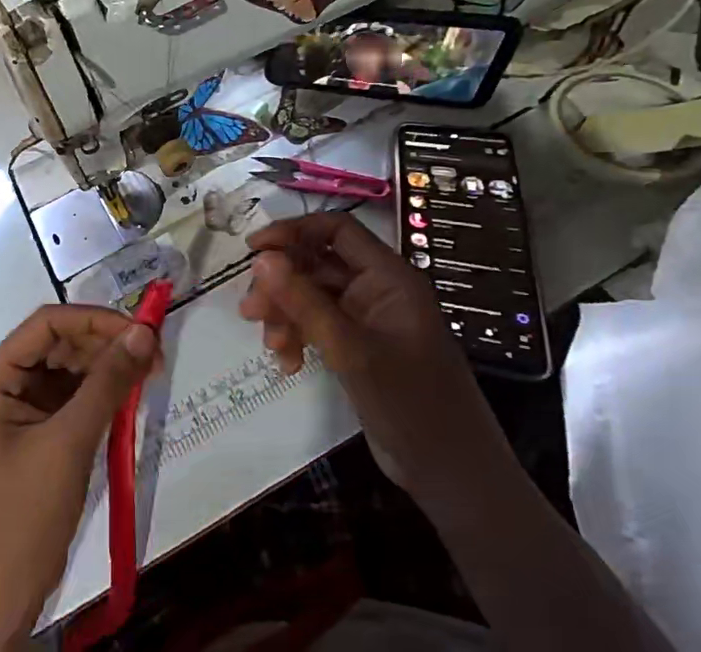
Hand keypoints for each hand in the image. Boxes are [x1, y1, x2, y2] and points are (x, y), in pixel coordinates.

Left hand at [0, 306, 159, 649]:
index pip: (47, 323)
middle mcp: (3, 384)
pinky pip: (72, 398)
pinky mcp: (36, 434)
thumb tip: (144, 332)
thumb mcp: (68, 444)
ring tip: (149, 376)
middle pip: (59, 343)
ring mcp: (19, 410)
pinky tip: (130, 399)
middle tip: (155, 357)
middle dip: (106, 344)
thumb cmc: (21, 517)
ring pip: (69, 369)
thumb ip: (107, 383)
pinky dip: (101, 394)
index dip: (96, 320)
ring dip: (108, 368)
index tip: (142, 332)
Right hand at [242, 213, 490, 502]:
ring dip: (286, 315)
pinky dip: (299, 338)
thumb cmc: (410, 402)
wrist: (450, 471)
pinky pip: (319, 327)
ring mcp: (368, 320)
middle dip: (282, 284)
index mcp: (389, 276)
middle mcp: (378, 290)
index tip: (253, 250)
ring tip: (272, 346)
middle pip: (318, 264)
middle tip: (250, 311)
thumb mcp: (351, 350)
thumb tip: (261, 258)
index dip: (294, 232)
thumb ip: (305, 302)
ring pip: (314, 297)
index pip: (337, 230)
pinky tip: (289, 364)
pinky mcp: (359, 348)